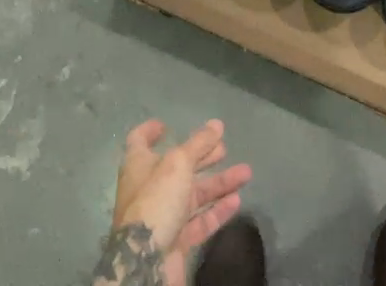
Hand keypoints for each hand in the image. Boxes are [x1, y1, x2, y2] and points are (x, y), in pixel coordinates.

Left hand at [99, 119, 251, 285]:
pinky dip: (217, 210)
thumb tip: (217, 124)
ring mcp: (163, 216)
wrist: (145, 260)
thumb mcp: (178, 163)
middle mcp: (149, 189)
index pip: (139, 141)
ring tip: (245, 172)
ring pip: (194, 195)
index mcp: (139, 166)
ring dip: (219, 183)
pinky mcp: (176, 240)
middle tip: (224, 147)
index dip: (150, 131)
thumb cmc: (156, 200)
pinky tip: (236, 200)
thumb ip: (199, 143)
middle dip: (201, 157)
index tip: (167, 125)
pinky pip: (199, 221)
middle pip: (177, 168)